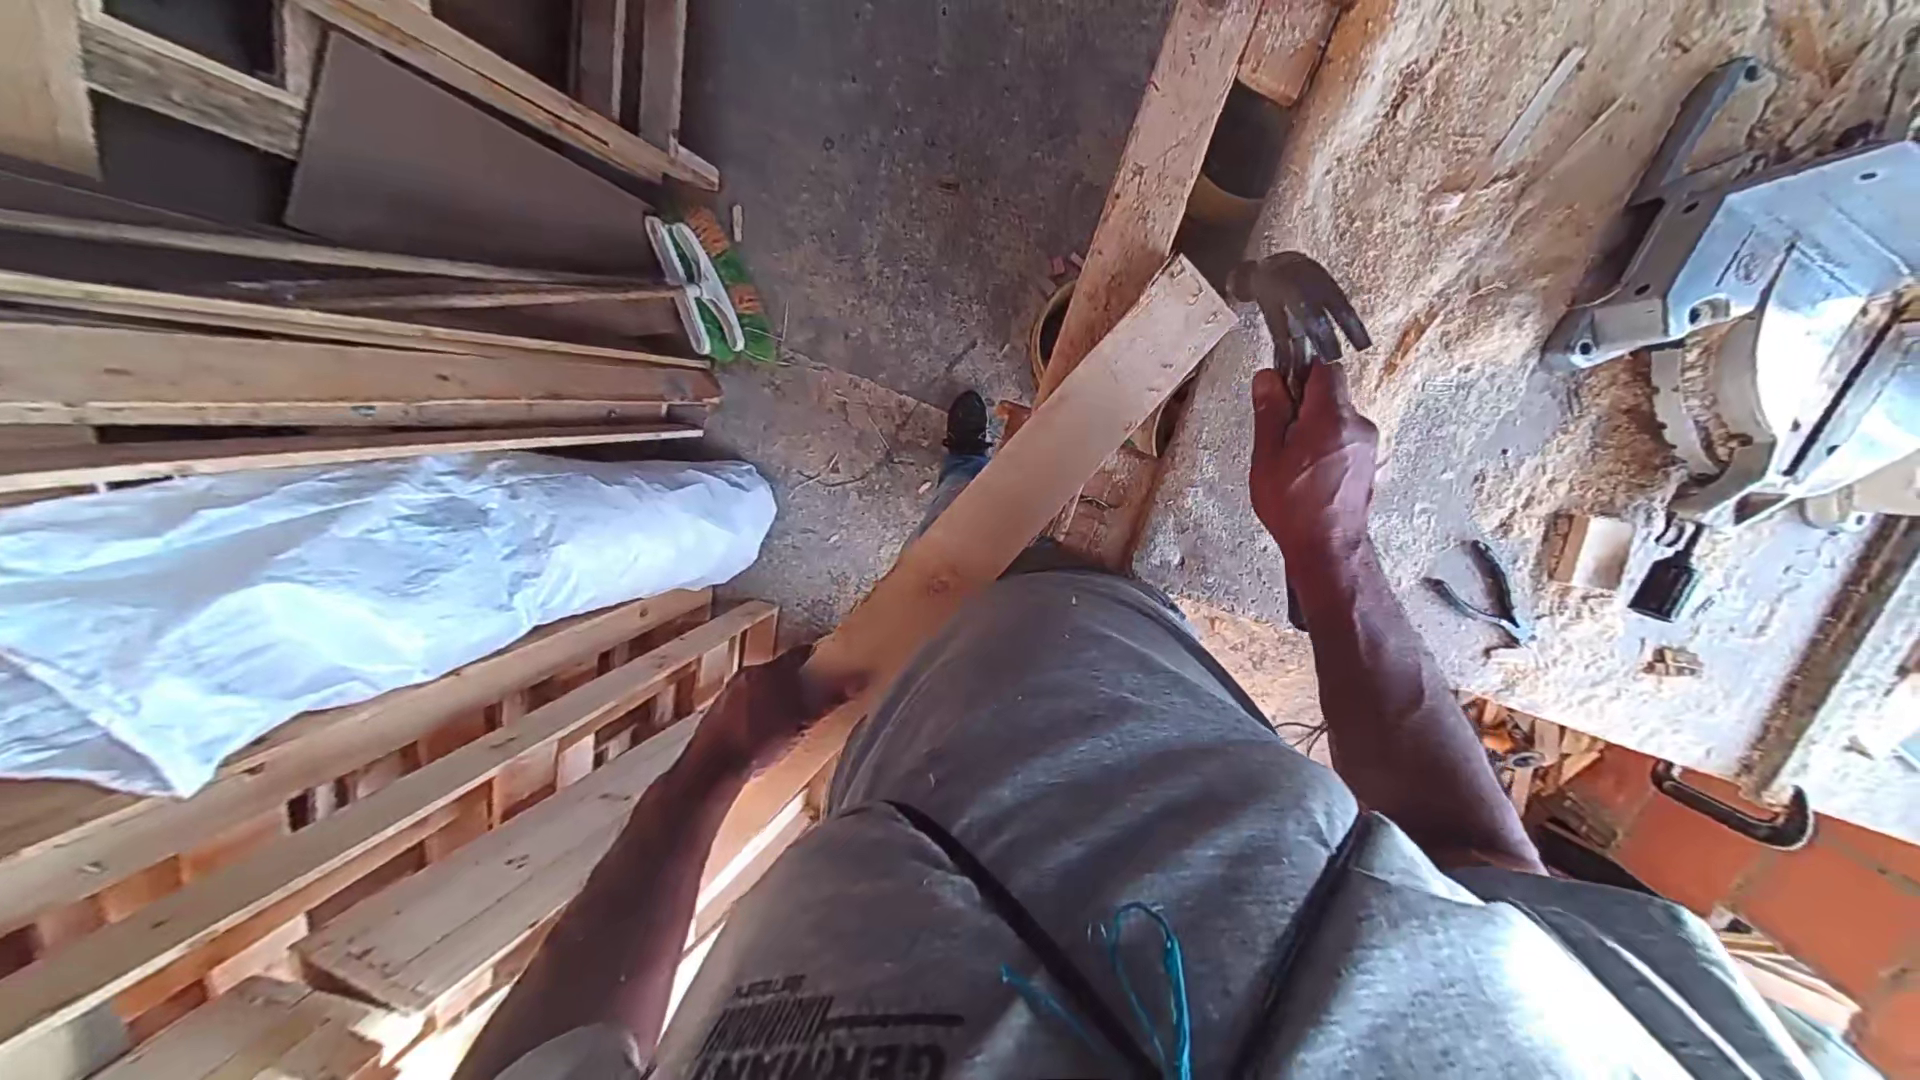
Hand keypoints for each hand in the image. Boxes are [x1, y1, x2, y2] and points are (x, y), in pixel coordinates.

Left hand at [683, 644, 864, 776]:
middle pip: (779, 669)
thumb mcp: (803, 722)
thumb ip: (831, 699)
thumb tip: (859, 680)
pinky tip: (763, 731)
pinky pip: (744, 702)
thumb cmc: (759, 743)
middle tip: (812, 694)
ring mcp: (728, 692)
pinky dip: (757, 709)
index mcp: (769, 671)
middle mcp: (746, 674)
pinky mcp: (716, 711)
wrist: (711, 770)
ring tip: (790, 716)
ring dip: (775, 695)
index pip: (800, 654)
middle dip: (796, 679)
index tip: (829, 663)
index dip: (817, 658)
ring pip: (760, 685)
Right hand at [1250, 363, 1378, 565]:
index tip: (1278, 385)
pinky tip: (1306, 470)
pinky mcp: (1369, 461)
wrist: (1327, 546)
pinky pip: (1344, 437)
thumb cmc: (1293, 506)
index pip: (1323, 368)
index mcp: (1331, 417)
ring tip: (1289, 458)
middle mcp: (1358, 424)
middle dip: (1302, 404)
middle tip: (1276, 431)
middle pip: (1330, 394)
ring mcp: (1368, 444)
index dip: (1298, 371)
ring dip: (1312, 426)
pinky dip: (1325, 443)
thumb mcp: (1267, 456)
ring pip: (1336, 417)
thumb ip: (1270, 412)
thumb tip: (1268, 378)